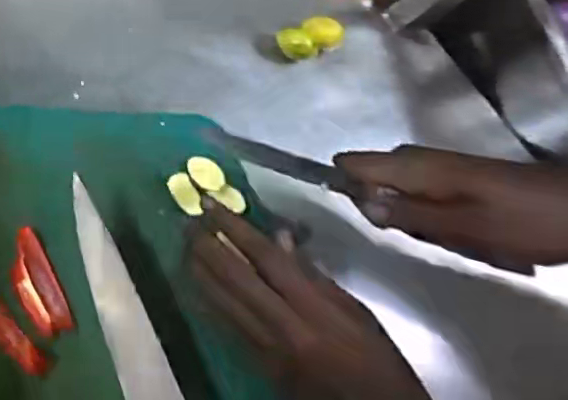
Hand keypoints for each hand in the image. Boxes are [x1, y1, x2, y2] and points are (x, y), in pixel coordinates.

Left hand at [188, 203, 429, 399]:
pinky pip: (223, 320)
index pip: (263, 256)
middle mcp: (284, 326)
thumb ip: (313, 274)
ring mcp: (266, 347)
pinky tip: (197, 277)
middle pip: (230, 273)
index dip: (231, 224)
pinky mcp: (257, 364)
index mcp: (315, 310)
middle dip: (204, 241)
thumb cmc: (380, 365)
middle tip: (189, 219)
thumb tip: (278, 235)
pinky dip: (206, 294)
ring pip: (217, 297)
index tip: (208, 201)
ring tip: (187, 242)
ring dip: (196, 265)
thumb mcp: (358, 315)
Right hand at [336, 146, 567, 271]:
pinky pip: (434, 201)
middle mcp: (415, 159)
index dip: (354, 194)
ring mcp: (440, 169)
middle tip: (441, 239)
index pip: (348, 165)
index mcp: (409, 164)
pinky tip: (488, 242)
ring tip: (474, 244)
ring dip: (431, 226)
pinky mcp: (462, 180)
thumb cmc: (530, 221)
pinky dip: (453, 224)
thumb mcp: (466, 227)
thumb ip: (408, 214)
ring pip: (407, 197)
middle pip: (376, 185)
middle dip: (400, 217)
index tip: (389, 223)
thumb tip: (361, 204)